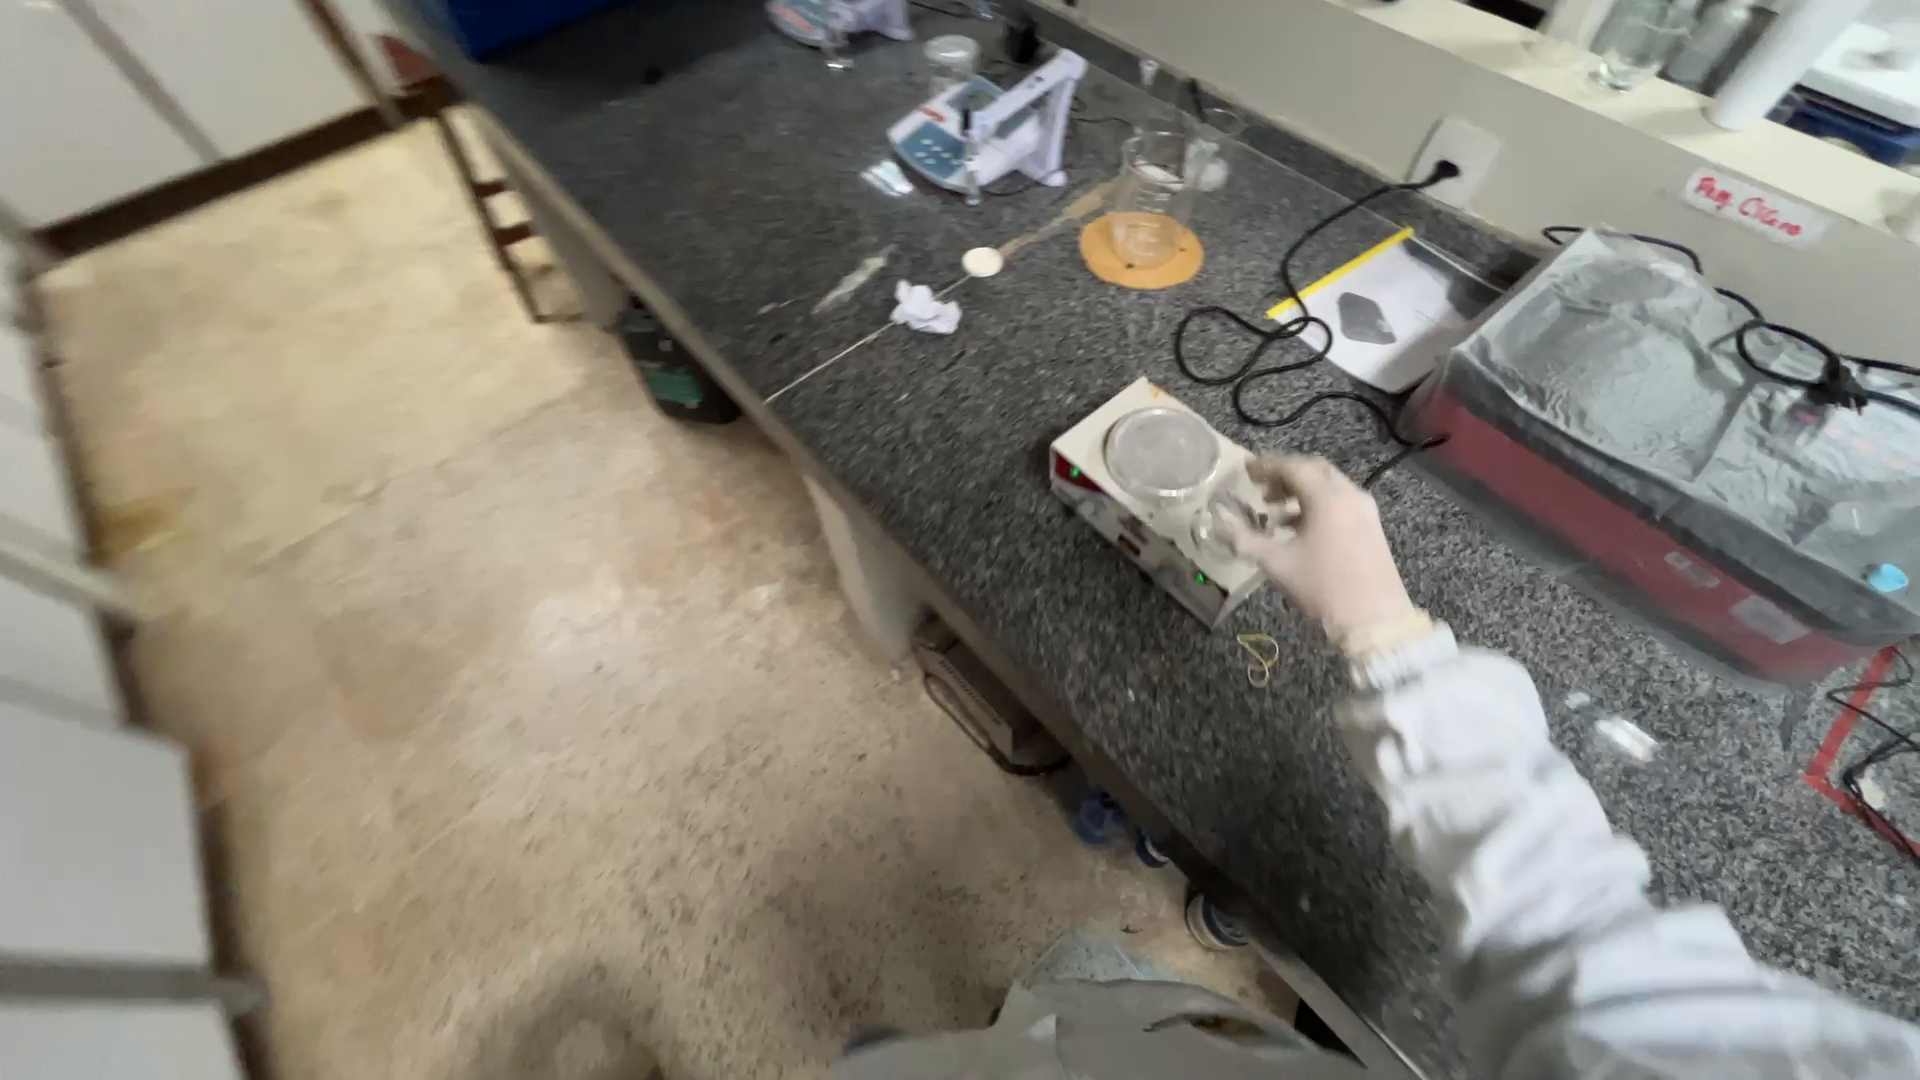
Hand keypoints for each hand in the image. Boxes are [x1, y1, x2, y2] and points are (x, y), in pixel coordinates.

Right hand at [1219, 455, 1417, 634]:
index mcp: (1326, 498)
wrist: (1374, 619)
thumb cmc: (1322, 586)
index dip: (1266, 466)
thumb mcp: (1275, 563)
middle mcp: (1349, 495)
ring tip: (1273, 509)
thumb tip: (1215, 526)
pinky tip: (1296, 527)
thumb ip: (1243, 540)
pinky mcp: (1370, 527)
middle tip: (1259, 486)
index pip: (1293, 468)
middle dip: (1284, 474)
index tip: (1245, 470)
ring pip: (1328, 486)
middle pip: (1314, 470)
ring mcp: (1364, 510)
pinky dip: (1315, 504)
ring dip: (1300, 490)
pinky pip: (1339, 502)